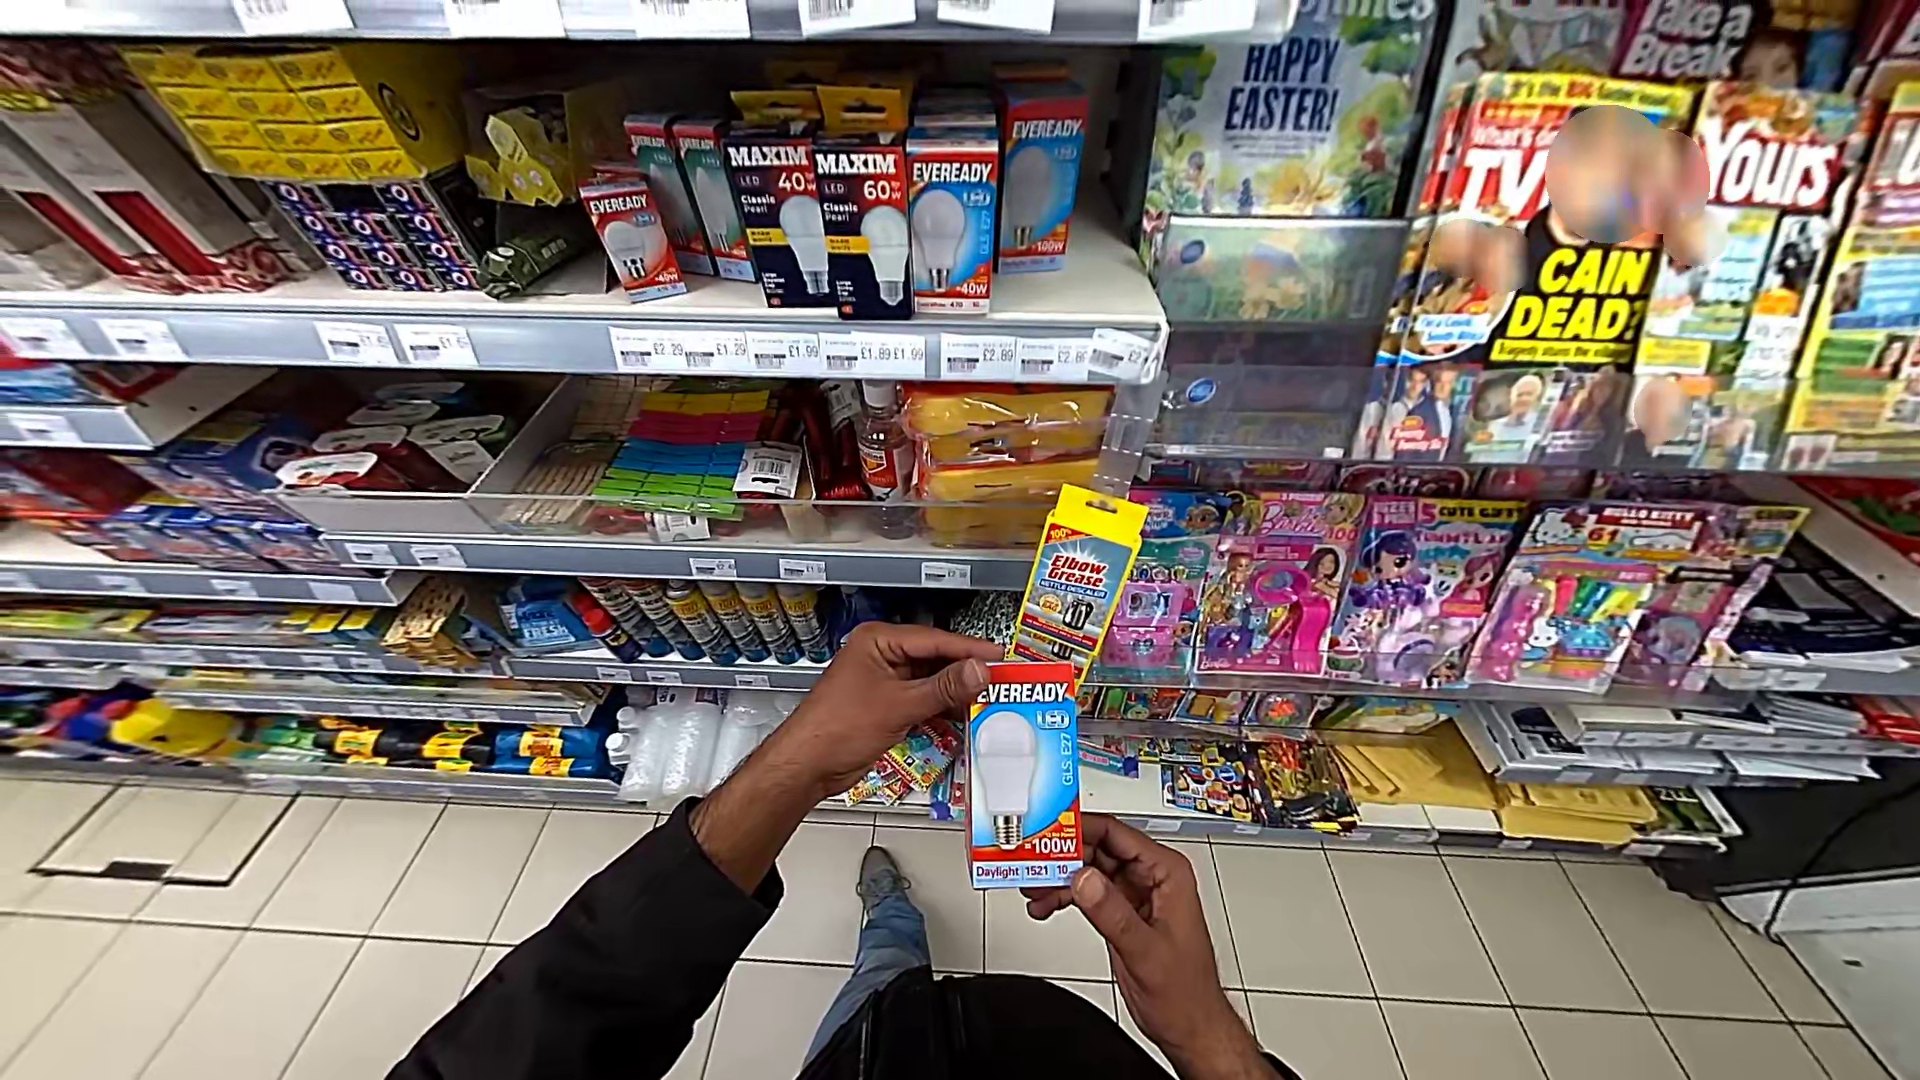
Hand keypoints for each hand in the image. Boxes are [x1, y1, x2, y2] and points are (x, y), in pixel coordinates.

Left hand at [755, 623, 998, 800]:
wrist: (807, 766)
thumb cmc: (837, 727)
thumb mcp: (899, 704)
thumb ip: (944, 687)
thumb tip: (979, 670)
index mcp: (878, 641)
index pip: (934, 639)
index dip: (969, 649)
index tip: (998, 656)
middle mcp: (882, 655)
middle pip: (934, 658)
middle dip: (964, 672)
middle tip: (998, 679)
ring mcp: (885, 680)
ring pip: (931, 681)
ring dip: (954, 692)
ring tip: (986, 699)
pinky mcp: (887, 703)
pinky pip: (923, 699)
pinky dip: (941, 708)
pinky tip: (962, 717)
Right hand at [1024, 815, 1272, 1079]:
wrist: (1189, 1029)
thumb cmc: (1187, 994)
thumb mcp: (1147, 952)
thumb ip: (1113, 913)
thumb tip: (1084, 879)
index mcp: (1165, 871)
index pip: (1114, 833)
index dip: (1079, 829)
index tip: (1050, 832)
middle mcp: (1148, 874)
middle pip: (1095, 847)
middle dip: (1061, 856)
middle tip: (1033, 860)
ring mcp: (1131, 890)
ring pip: (1085, 867)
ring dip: (1058, 876)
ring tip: (1035, 887)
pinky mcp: (1117, 906)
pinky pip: (1084, 889)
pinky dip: (1063, 895)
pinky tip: (1046, 904)